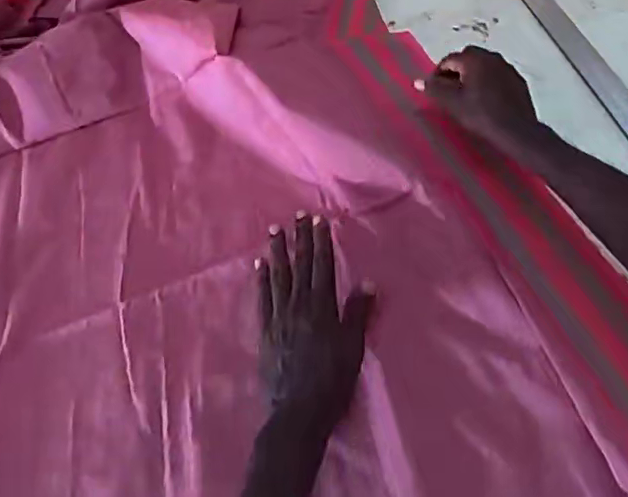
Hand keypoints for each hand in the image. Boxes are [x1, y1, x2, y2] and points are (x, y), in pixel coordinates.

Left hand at [256, 213, 374, 435]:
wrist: (297, 412)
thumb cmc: (331, 381)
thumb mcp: (352, 347)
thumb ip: (358, 312)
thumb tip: (369, 280)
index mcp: (322, 306)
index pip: (323, 265)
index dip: (321, 241)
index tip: (319, 219)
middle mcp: (299, 304)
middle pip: (301, 264)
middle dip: (300, 238)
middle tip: (298, 214)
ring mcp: (279, 315)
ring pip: (279, 275)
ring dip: (278, 250)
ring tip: (275, 229)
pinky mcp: (265, 330)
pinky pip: (262, 297)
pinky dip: (261, 278)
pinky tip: (258, 263)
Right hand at [415, 46, 555, 162]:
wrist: (517, 131)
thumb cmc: (482, 115)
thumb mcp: (452, 103)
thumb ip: (434, 89)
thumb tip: (418, 81)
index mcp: (473, 59)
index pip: (449, 60)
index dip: (439, 74)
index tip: (436, 89)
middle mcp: (491, 57)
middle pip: (467, 58)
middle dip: (457, 71)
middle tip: (451, 90)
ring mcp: (507, 68)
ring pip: (484, 65)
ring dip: (474, 74)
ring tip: (468, 95)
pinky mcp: (518, 80)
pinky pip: (498, 75)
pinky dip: (489, 81)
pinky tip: (488, 99)